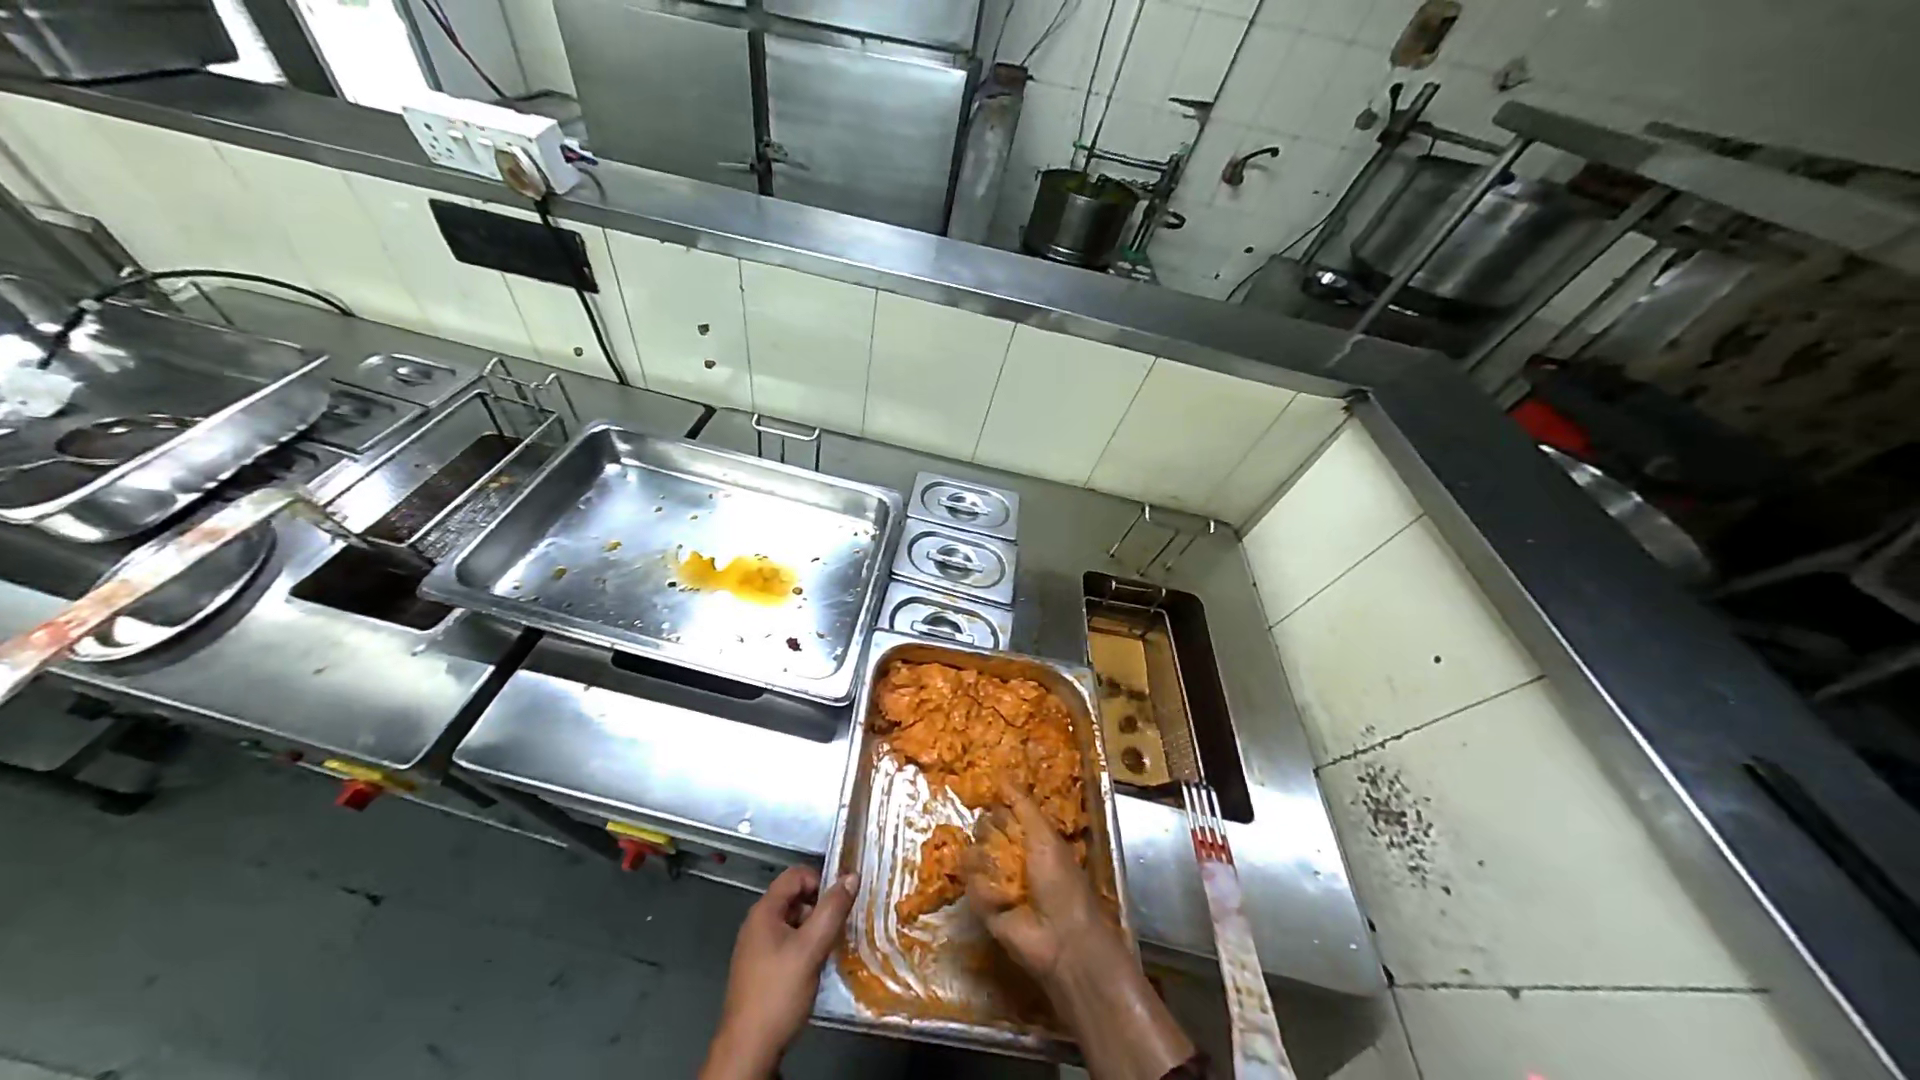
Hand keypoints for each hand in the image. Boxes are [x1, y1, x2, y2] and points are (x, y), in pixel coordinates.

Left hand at [698, 865, 858, 1079]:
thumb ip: (832, 910)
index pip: (796, 875)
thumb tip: (851, 876)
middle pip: (795, 898)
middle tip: (838, 930)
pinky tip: (814, 967)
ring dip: (814, 930)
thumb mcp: (811, 948)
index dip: (820, 881)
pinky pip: (787, 943)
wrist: (748, 1048)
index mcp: (764, 911)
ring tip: (829, 950)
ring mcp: (756, 947)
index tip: (839, 904)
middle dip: (820, 908)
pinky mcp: (760, 968)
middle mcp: (757, 923)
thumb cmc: (779, 991)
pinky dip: (804, 947)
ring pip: (793, 922)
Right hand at [965, 788, 1194, 1079]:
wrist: (1061, 939)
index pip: (1002, 812)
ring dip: (984, 862)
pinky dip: (986, 890)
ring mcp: (995, 880)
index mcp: (1029, 836)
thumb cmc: (1061, 882)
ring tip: (1003, 876)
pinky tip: (1003, 901)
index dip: (995, 806)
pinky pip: (971, 886)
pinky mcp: (983, 906)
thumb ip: (1022, 805)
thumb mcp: (1045, 835)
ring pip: (972, 855)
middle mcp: (1011, 855)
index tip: (982, 794)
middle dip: (988, 833)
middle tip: (1001, 844)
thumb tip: (1001, 776)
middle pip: (983, 830)